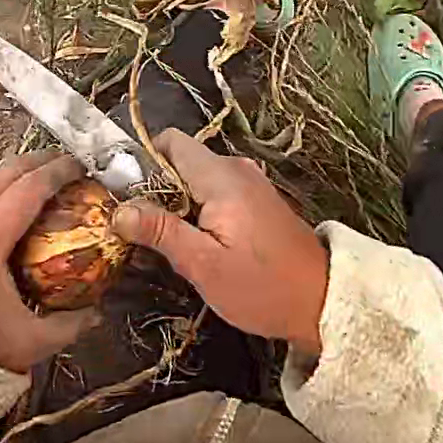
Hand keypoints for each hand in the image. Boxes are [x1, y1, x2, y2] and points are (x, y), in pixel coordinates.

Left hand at [0, 151, 100, 373]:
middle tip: (72, 167)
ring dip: (22, 173)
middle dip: (43, 162)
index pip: (29, 188)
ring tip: (50, 182)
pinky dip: (5, 188)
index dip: (60, 171)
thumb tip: (96, 309)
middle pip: (8, 171)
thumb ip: (68, 324)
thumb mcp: (27, 342)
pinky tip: (22, 205)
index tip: (84, 166)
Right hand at [112, 130, 328, 355]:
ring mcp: (249, 181)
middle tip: (139, 226)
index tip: (126, 194)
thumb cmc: (262, 286)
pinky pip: (214, 189)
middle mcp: (235, 168)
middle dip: (156, 187)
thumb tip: (119, 210)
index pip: (171, 141)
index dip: (143, 160)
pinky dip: (197, 206)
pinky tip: (194, 240)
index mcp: (221, 176)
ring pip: (196, 176)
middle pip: (181, 159)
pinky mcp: (255, 197)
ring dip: (175, 200)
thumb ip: (162, 231)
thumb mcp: (204, 265)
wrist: (322, 300)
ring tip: (162, 238)